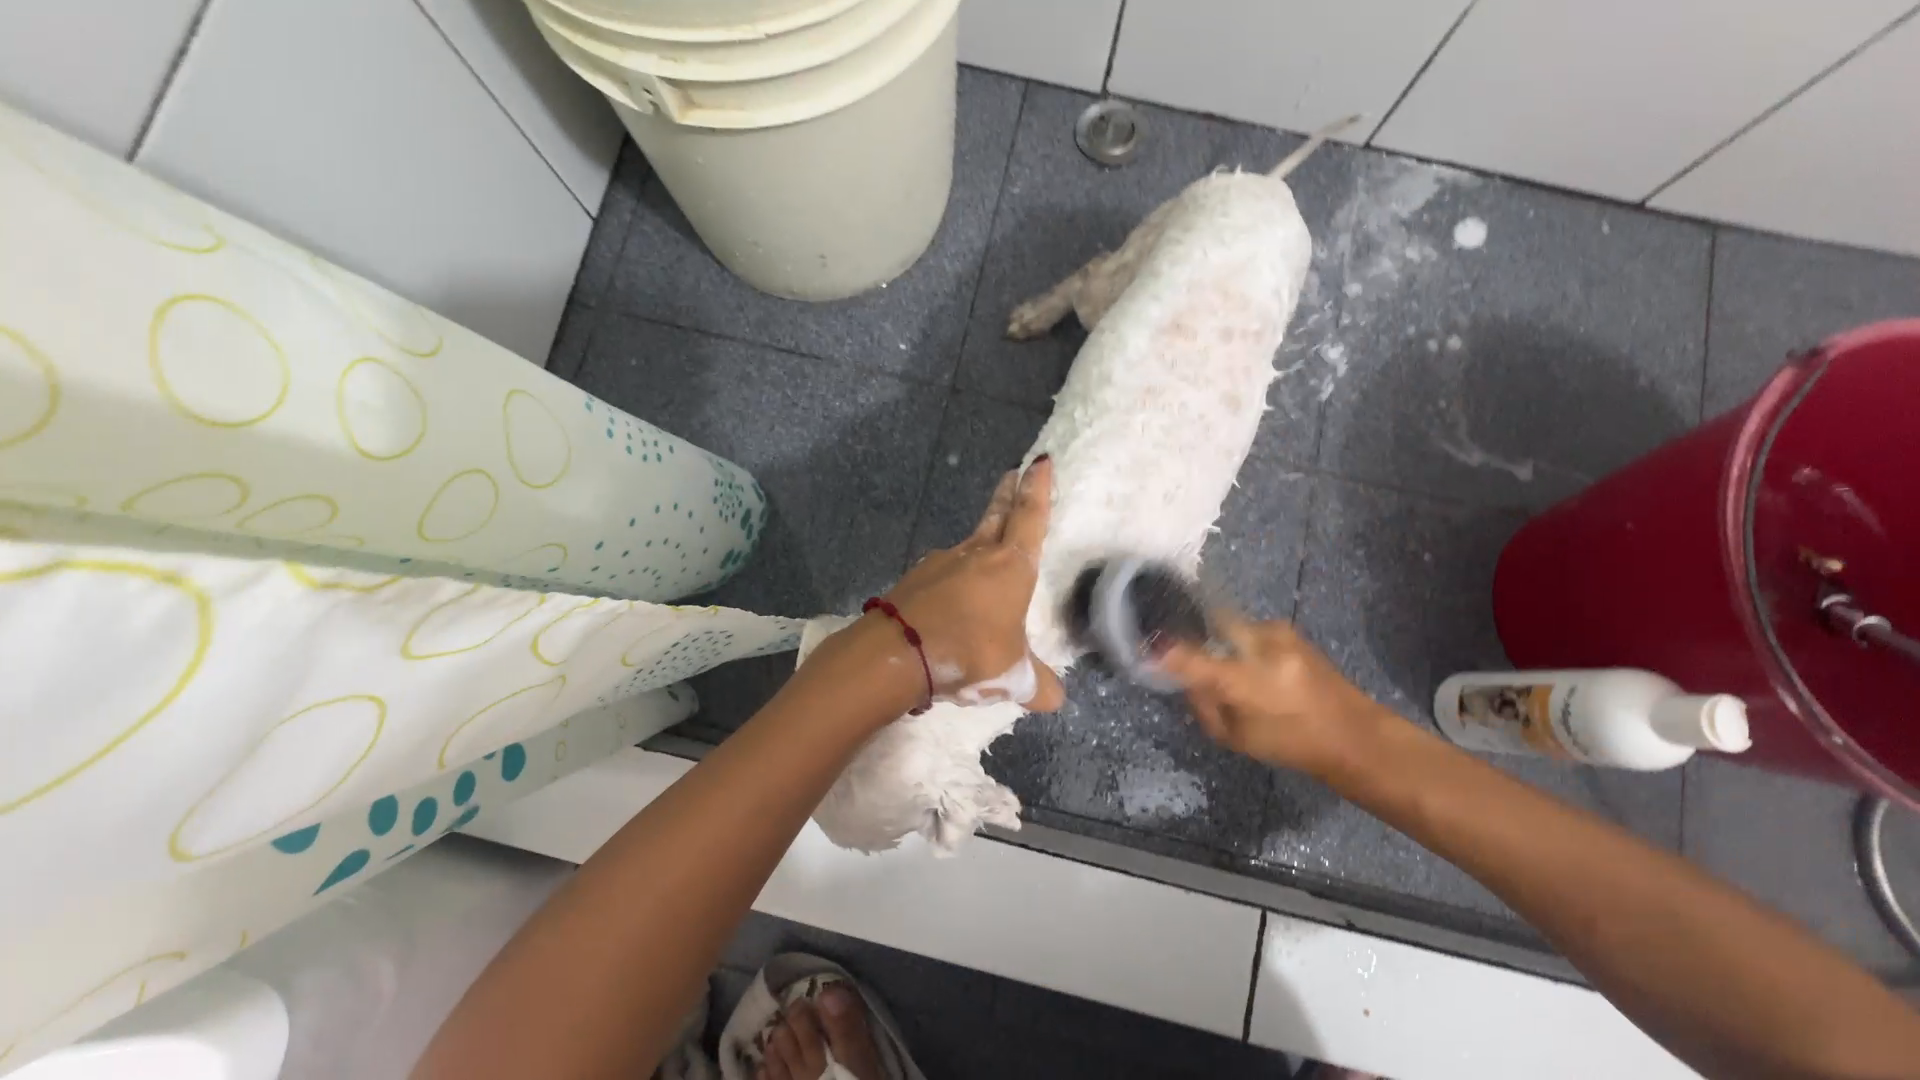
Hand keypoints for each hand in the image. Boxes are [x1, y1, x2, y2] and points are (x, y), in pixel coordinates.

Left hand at [881, 458, 1063, 710]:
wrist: (897, 652)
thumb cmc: (970, 652)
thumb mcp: (1014, 676)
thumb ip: (1038, 686)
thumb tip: (1054, 699)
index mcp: (1010, 566)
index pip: (1029, 517)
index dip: (1038, 489)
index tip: (1040, 461)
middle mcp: (977, 555)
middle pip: (996, 516)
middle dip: (1007, 494)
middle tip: (1012, 474)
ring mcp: (941, 564)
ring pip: (967, 546)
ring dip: (979, 543)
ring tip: (986, 556)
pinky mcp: (914, 581)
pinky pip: (942, 575)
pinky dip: (952, 580)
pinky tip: (951, 601)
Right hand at [1158, 617, 1395, 775]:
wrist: (1354, 733)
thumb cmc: (1291, 743)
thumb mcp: (1236, 738)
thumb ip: (1204, 705)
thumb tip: (1185, 680)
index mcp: (1246, 679)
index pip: (1191, 658)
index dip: (1164, 652)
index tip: (1146, 650)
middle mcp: (1261, 646)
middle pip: (1213, 622)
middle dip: (1197, 633)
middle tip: (1186, 650)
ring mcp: (1279, 634)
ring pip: (1233, 625)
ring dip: (1224, 640)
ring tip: (1228, 666)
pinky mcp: (1290, 631)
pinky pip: (1252, 630)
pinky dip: (1244, 643)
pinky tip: (1252, 665)